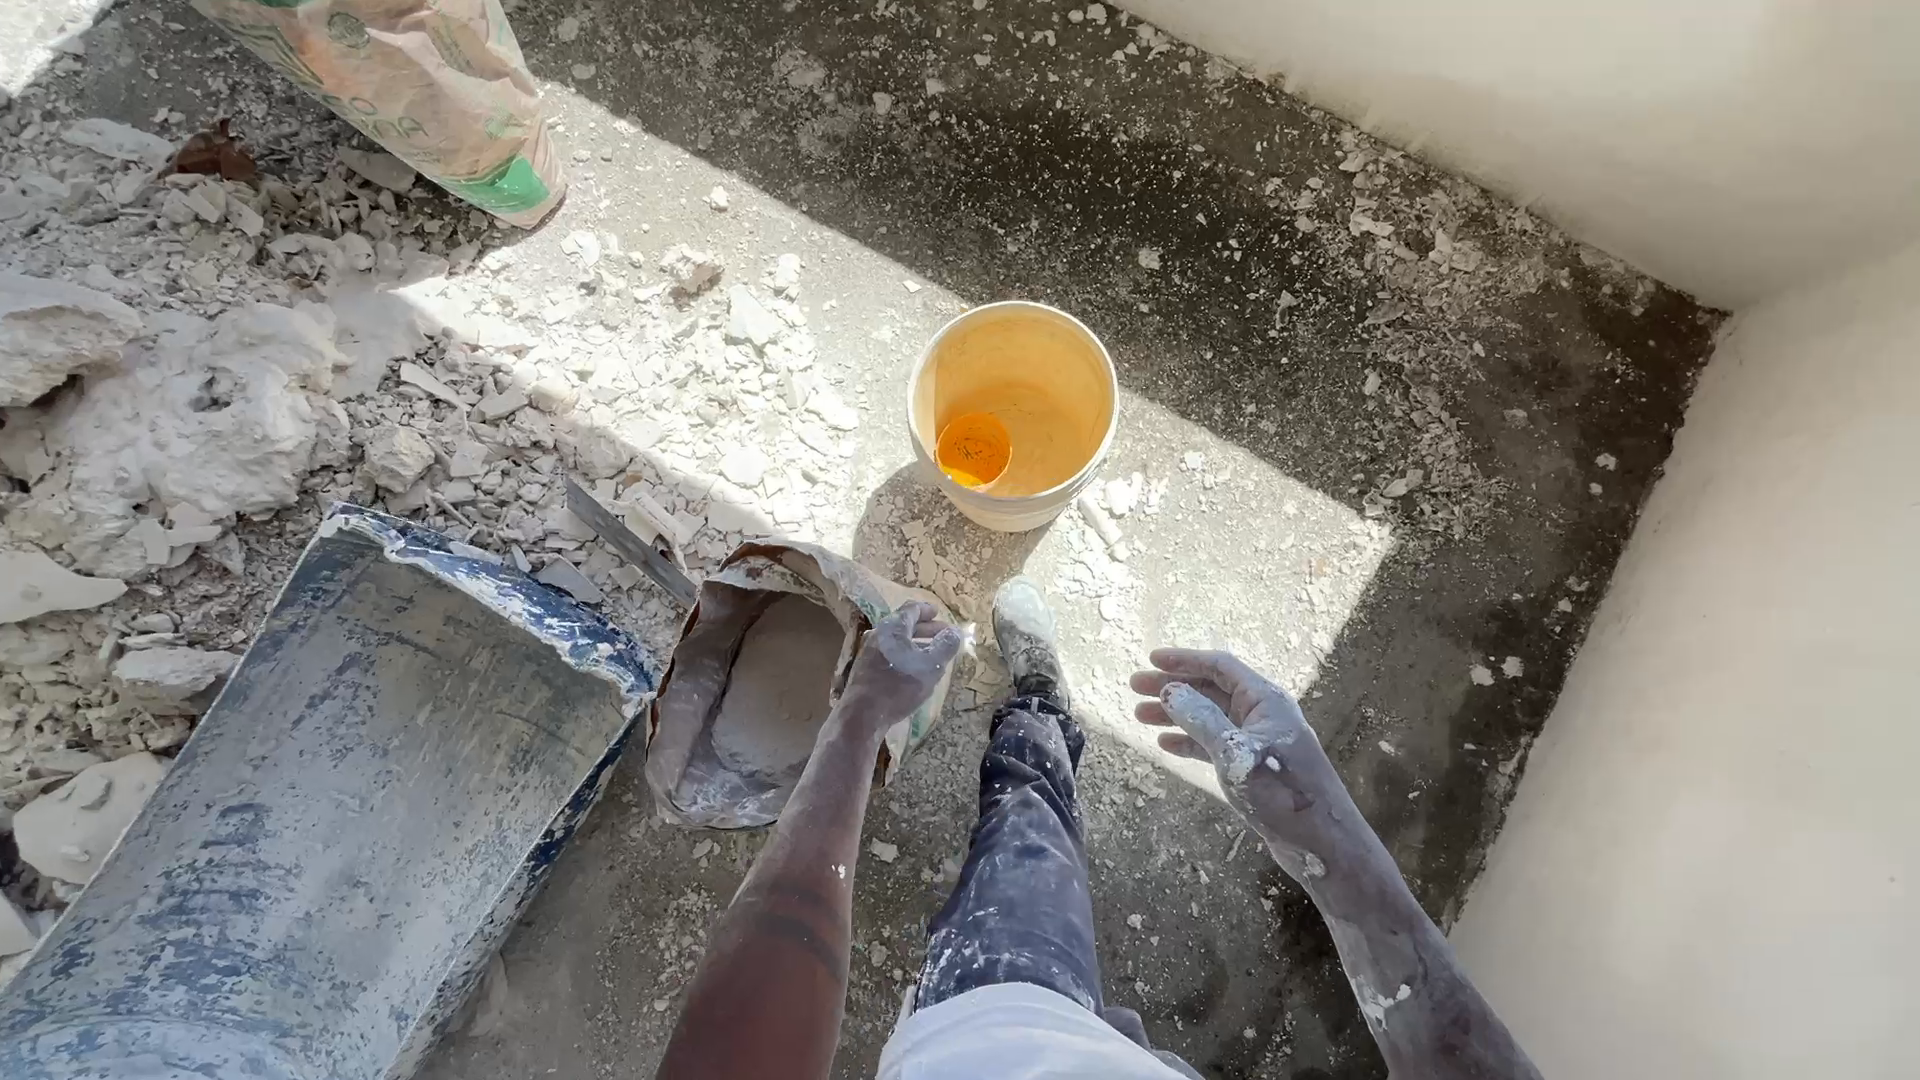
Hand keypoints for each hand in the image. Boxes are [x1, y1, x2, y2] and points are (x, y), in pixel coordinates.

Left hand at [835, 601, 961, 740]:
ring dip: (915, 643)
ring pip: (896, 640)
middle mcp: (878, 634)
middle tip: (942, 635)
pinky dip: (904, 653)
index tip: (938, 613)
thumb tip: (954, 632)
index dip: (926, 610)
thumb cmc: (899, 686)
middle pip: (904, 624)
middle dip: (925, 628)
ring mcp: (869, 651)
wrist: (863, 714)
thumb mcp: (931, 667)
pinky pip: (889, 652)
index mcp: (893, 627)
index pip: (911, 609)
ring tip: (931, 653)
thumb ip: (945, 647)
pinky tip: (912, 669)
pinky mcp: (865, 668)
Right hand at [1131, 649, 1355, 874]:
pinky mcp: (1254, 767)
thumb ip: (1201, 718)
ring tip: (1140, 716)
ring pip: (1208, 717)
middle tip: (1134, 688)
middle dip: (1173, 686)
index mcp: (1265, 700)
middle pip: (1210, 689)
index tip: (1151, 659)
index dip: (1184, 660)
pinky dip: (1190, 740)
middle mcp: (1262, 714)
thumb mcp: (1235, 753)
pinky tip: (1166, 744)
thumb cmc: (1283, 793)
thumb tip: (1169, 690)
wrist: (1324, 847)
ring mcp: (1258, 741)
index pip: (1219, 666)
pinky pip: (1214, 743)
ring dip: (1176, 714)